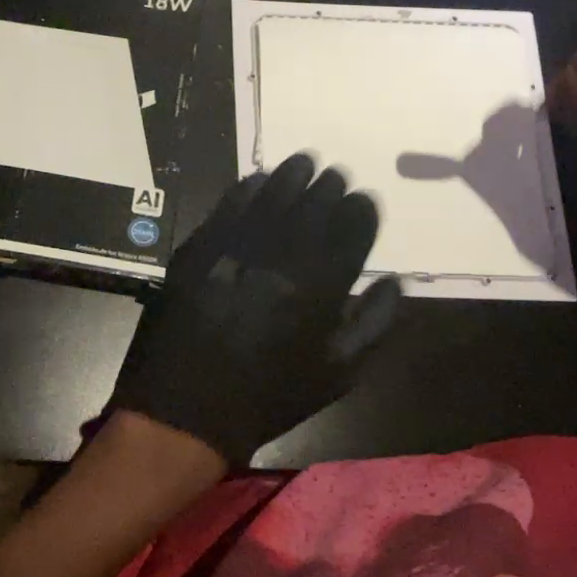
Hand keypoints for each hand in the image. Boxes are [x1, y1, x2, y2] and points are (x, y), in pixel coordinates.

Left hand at [108, 154, 398, 465]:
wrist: (184, 413)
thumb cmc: (266, 400)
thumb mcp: (335, 376)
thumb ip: (372, 324)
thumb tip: (392, 281)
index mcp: (321, 287)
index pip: (353, 230)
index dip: (361, 212)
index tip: (362, 203)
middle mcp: (278, 258)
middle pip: (312, 206)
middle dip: (328, 189)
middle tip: (334, 178)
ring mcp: (231, 252)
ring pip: (268, 198)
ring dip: (289, 178)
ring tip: (302, 164)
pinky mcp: (194, 254)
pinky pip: (224, 210)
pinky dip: (243, 191)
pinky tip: (254, 182)